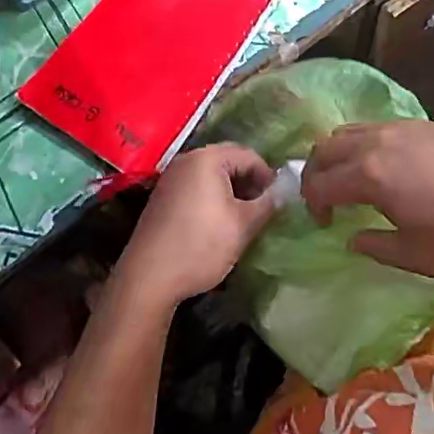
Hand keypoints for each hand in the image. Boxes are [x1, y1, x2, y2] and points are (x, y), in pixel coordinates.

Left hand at [113, 144, 276, 308]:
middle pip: (229, 162)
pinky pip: (196, 187)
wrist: (149, 277)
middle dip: (250, 183)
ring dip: (232, 192)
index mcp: (207, 158)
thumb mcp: (243, 225)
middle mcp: (186, 160)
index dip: (268, 177)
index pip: (249, 156)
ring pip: (212, 176)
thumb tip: (284, 192)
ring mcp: (171, 178)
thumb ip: (268, 203)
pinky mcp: (162, 197)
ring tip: (244, 218)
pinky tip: (218, 224)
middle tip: (263, 209)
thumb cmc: (201, 245)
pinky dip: (212, 198)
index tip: (278, 202)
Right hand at [302, 122, 433, 276]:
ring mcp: (401, 127)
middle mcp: (377, 142)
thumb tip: (353, 237)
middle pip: (326, 147)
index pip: (320, 183)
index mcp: (369, 175)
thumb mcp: (421, 256)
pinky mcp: (424, 123)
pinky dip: (362, 143)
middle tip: (325, 199)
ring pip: (349, 130)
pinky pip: (375, 126)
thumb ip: (378, 248)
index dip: (313, 204)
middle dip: (315, 173)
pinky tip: (383, 165)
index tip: (326, 223)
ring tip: (350, 179)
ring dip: (337, 153)